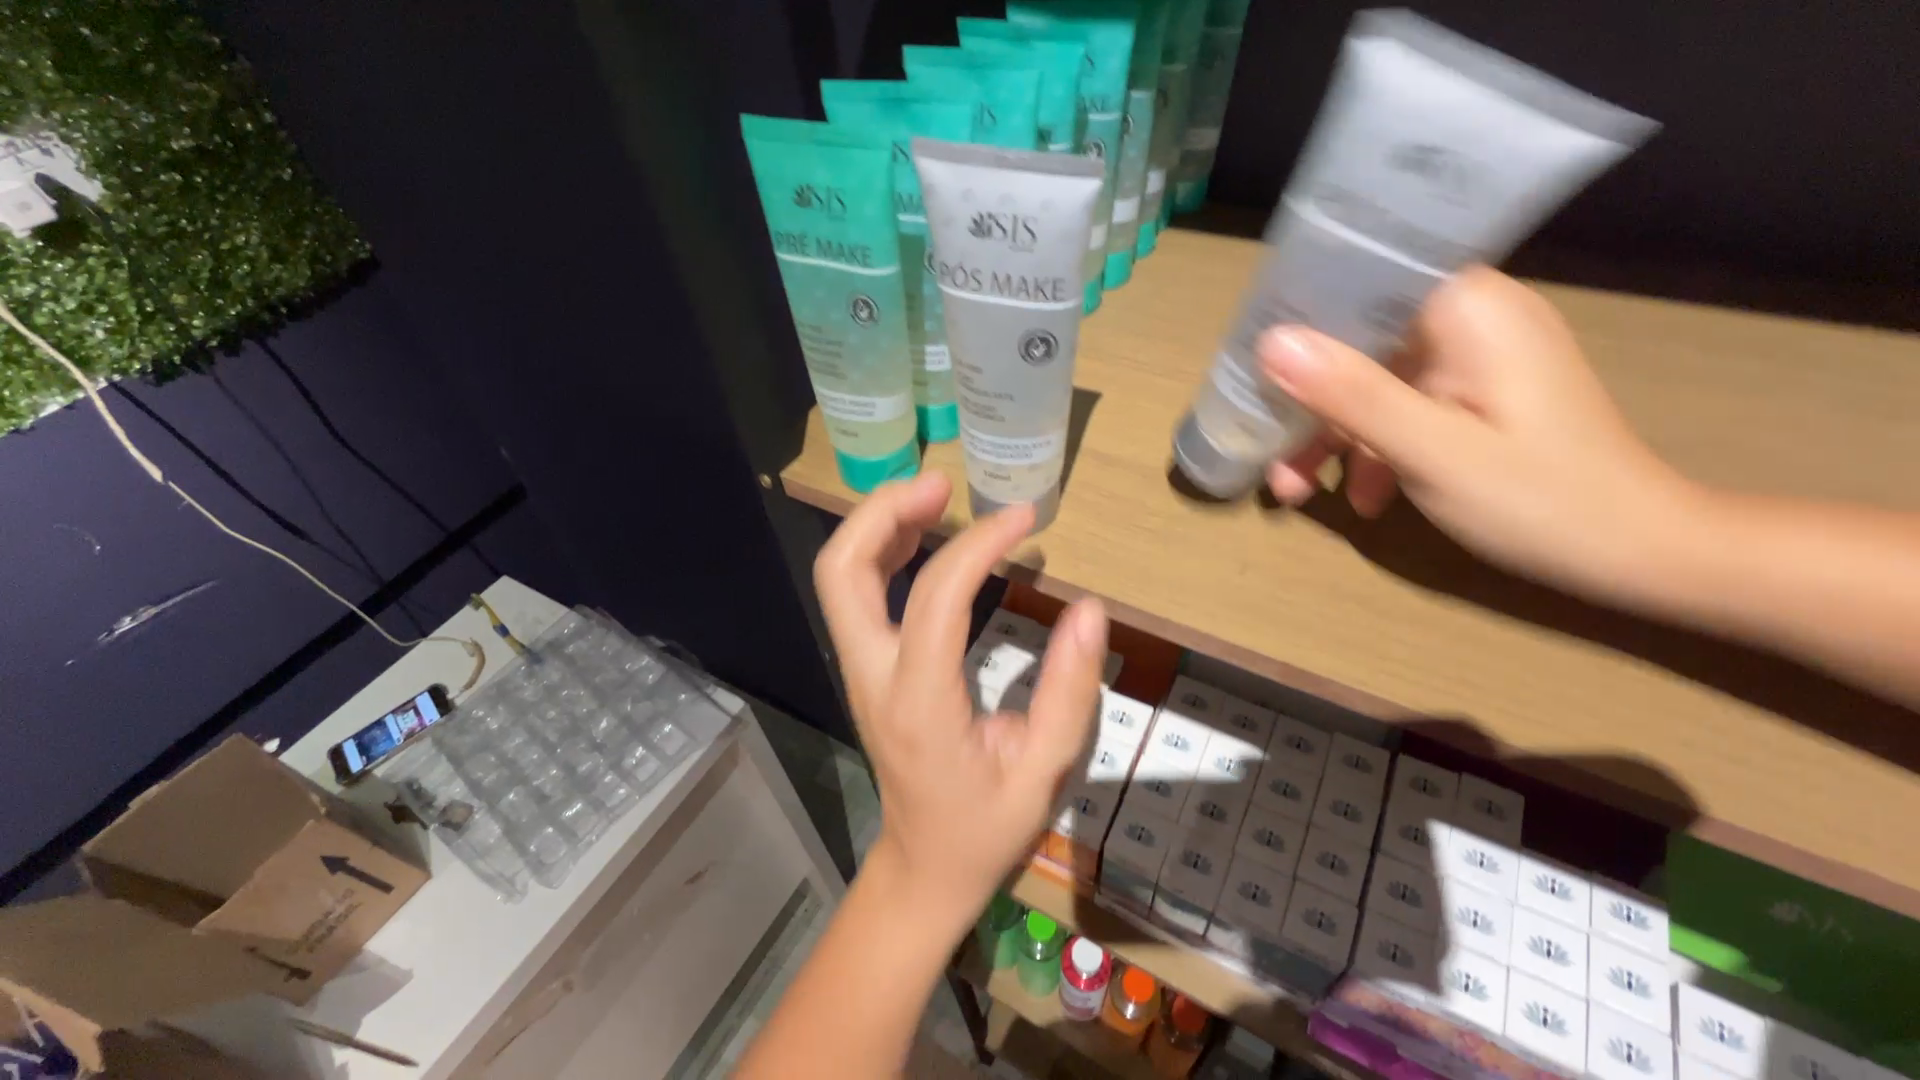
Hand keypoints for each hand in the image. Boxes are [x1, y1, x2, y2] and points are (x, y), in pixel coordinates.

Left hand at [813, 472, 1108, 925]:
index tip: (1025, 520)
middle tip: (942, 483)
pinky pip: (855, 595)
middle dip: (884, 513)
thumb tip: (1090, 609)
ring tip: (936, 496)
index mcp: (919, 702)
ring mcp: (860, 671)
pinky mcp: (865, 669)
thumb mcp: (1044, 770)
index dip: (979, 545)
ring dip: (878, 525)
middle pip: (842, 570)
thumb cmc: (986, 826)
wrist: (925, 866)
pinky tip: (926, 538)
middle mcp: (874, 676)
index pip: (936, 597)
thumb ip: (1068, 691)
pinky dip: (882, 552)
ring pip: (838, 577)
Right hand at [1260, 266, 1702, 605]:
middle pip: (1362, 337)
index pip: (1364, 279)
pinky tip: (1364, 497)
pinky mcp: (1478, 394)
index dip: (1300, 315)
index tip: (1251, 363)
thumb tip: (1271, 343)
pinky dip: (1375, 444)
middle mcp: (1473, 318)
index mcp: (1469, 309)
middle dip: (1309, 398)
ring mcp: (1476, 358)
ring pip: (1376, 377)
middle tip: (1270, 452)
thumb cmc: (1539, 499)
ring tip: (1299, 491)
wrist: (1639, 552)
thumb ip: (1352, 394)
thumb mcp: (1431, 451)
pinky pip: (1405, 403)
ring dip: (1334, 432)